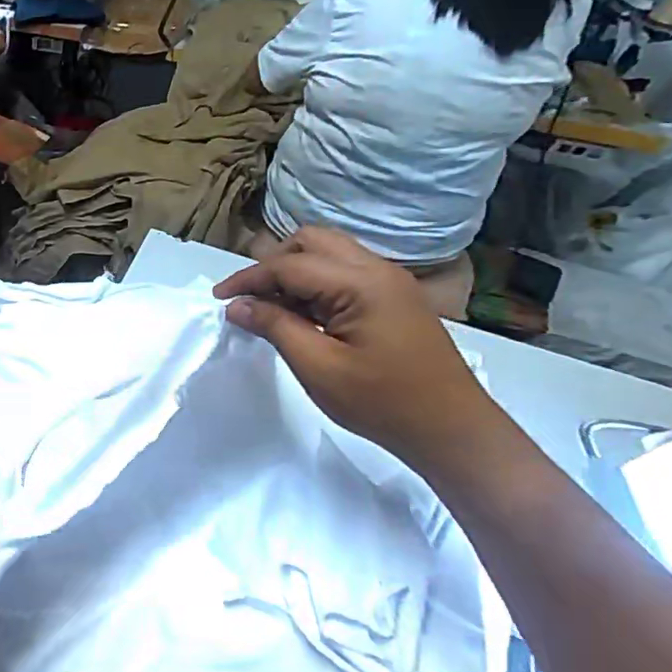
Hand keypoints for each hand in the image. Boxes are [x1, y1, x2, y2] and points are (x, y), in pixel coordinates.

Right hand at [214, 228, 496, 465]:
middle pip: (313, 242)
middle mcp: (377, 268)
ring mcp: (391, 280)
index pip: (291, 265)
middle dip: (275, 264)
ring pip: (332, 253)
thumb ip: (276, 328)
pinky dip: (320, 283)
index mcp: (360, 282)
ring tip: (275, 308)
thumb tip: (238, 305)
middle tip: (252, 300)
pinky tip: (307, 314)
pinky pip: (348, 272)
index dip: (249, 279)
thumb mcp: (320, 369)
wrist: (451, 428)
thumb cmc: (383, 403)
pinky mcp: (396, 296)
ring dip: (298, 271)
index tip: (219, 299)